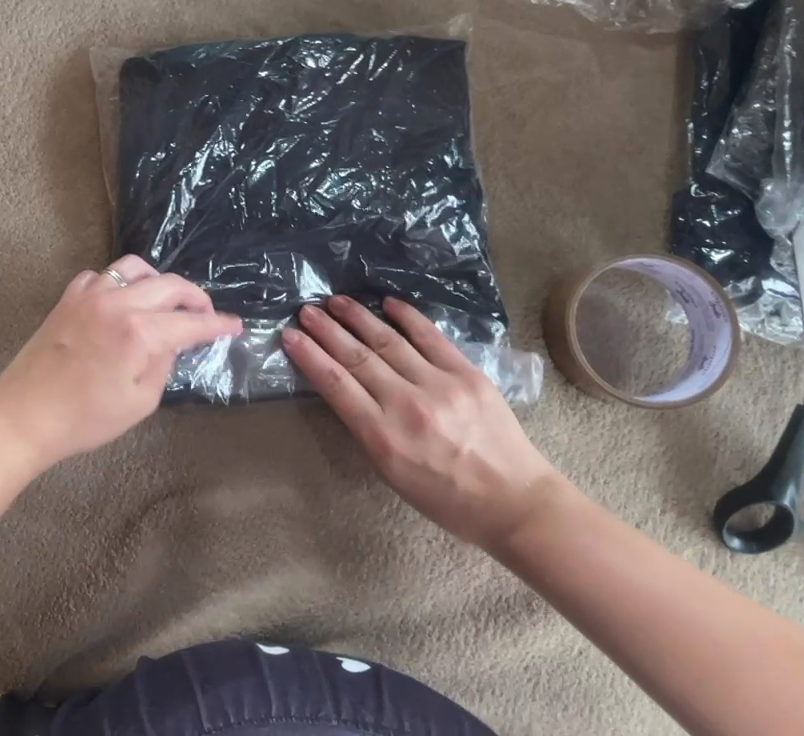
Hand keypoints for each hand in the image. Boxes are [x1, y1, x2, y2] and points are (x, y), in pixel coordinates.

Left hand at [0, 255, 241, 467]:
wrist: (23, 417)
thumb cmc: (84, 419)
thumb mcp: (140, 402)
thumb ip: (163, 364)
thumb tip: (172, 342)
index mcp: (139, 332)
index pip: (190, 323)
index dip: (217, 325)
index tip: (234, 326)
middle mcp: (117, 303)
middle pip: (168, 285)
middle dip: (194, 298)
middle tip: (205, 315)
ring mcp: (89, 296)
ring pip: (134, 268)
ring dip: (158, 281)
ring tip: (167, 301)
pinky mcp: (67, 299)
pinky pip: (101, 276)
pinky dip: (120, 283)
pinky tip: (123, 301)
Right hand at [282, 295, 565, 552]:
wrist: (514, 501)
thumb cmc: (446, 499)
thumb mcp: (391, 475)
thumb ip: (367, 429)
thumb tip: (346, 389)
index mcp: (384, 438)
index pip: (336, 386)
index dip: (309, 357)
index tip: (289, 336)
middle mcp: (408, 406)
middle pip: (357, 358)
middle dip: (327, 331)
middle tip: (305, 311)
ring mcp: (440, 385)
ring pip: (389, 341)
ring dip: (358, 318)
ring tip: (336, 301)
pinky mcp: (468, 374)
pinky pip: (431, 338)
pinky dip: (407, 317)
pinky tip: (388, 303)